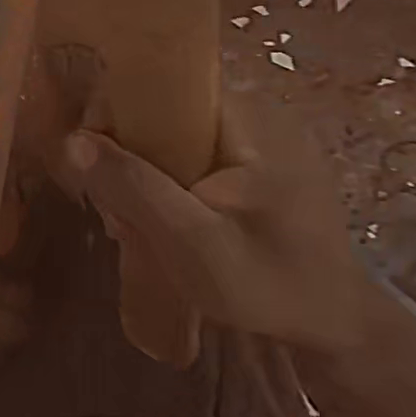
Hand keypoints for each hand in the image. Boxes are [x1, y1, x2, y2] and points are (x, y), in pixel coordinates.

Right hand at [50, 109, 377, 356]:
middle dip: (128, 152)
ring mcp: (262, 135)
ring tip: (136, 220)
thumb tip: (73, 139)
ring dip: (145, 169)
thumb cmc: (272, 288)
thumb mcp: (194, 244)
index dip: (116, 114)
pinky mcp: (261, 160)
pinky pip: (193, 150)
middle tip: (117, 208)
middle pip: (164, 109)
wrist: (342, 332)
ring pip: (174, 132)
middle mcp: (257, 112)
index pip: (161, 85)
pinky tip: (166, 217)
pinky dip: (169, 177)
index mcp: (249, 119)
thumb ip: (135, 188)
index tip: (96, 163)